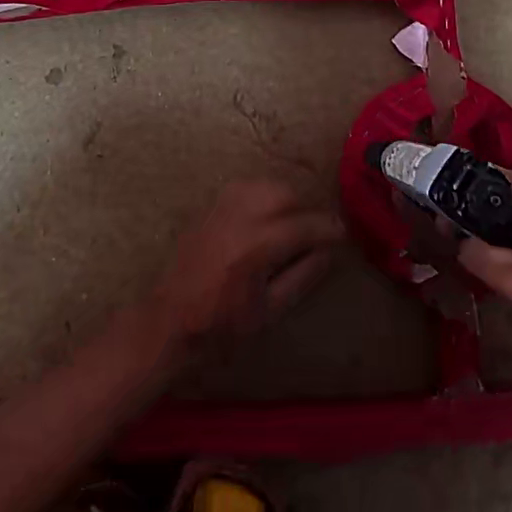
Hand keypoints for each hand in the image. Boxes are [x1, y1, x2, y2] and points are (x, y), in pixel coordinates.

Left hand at [149, 180, 343, 348]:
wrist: (169, 321)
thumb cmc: (221, 326)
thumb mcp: (270, 311)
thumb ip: (303, 276)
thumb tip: (328, 252)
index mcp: (257, 246)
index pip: (305, 225)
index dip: (329, 228)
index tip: (342, 235)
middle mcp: (239, 217)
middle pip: (285, 194)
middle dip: (307, 210)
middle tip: (317, 233)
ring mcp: (220, 208)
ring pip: (264, 185)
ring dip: (285, 199)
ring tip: (293, 225)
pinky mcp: (208, 208)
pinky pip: (244, 188)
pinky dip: (262, 196)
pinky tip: (266, 218)